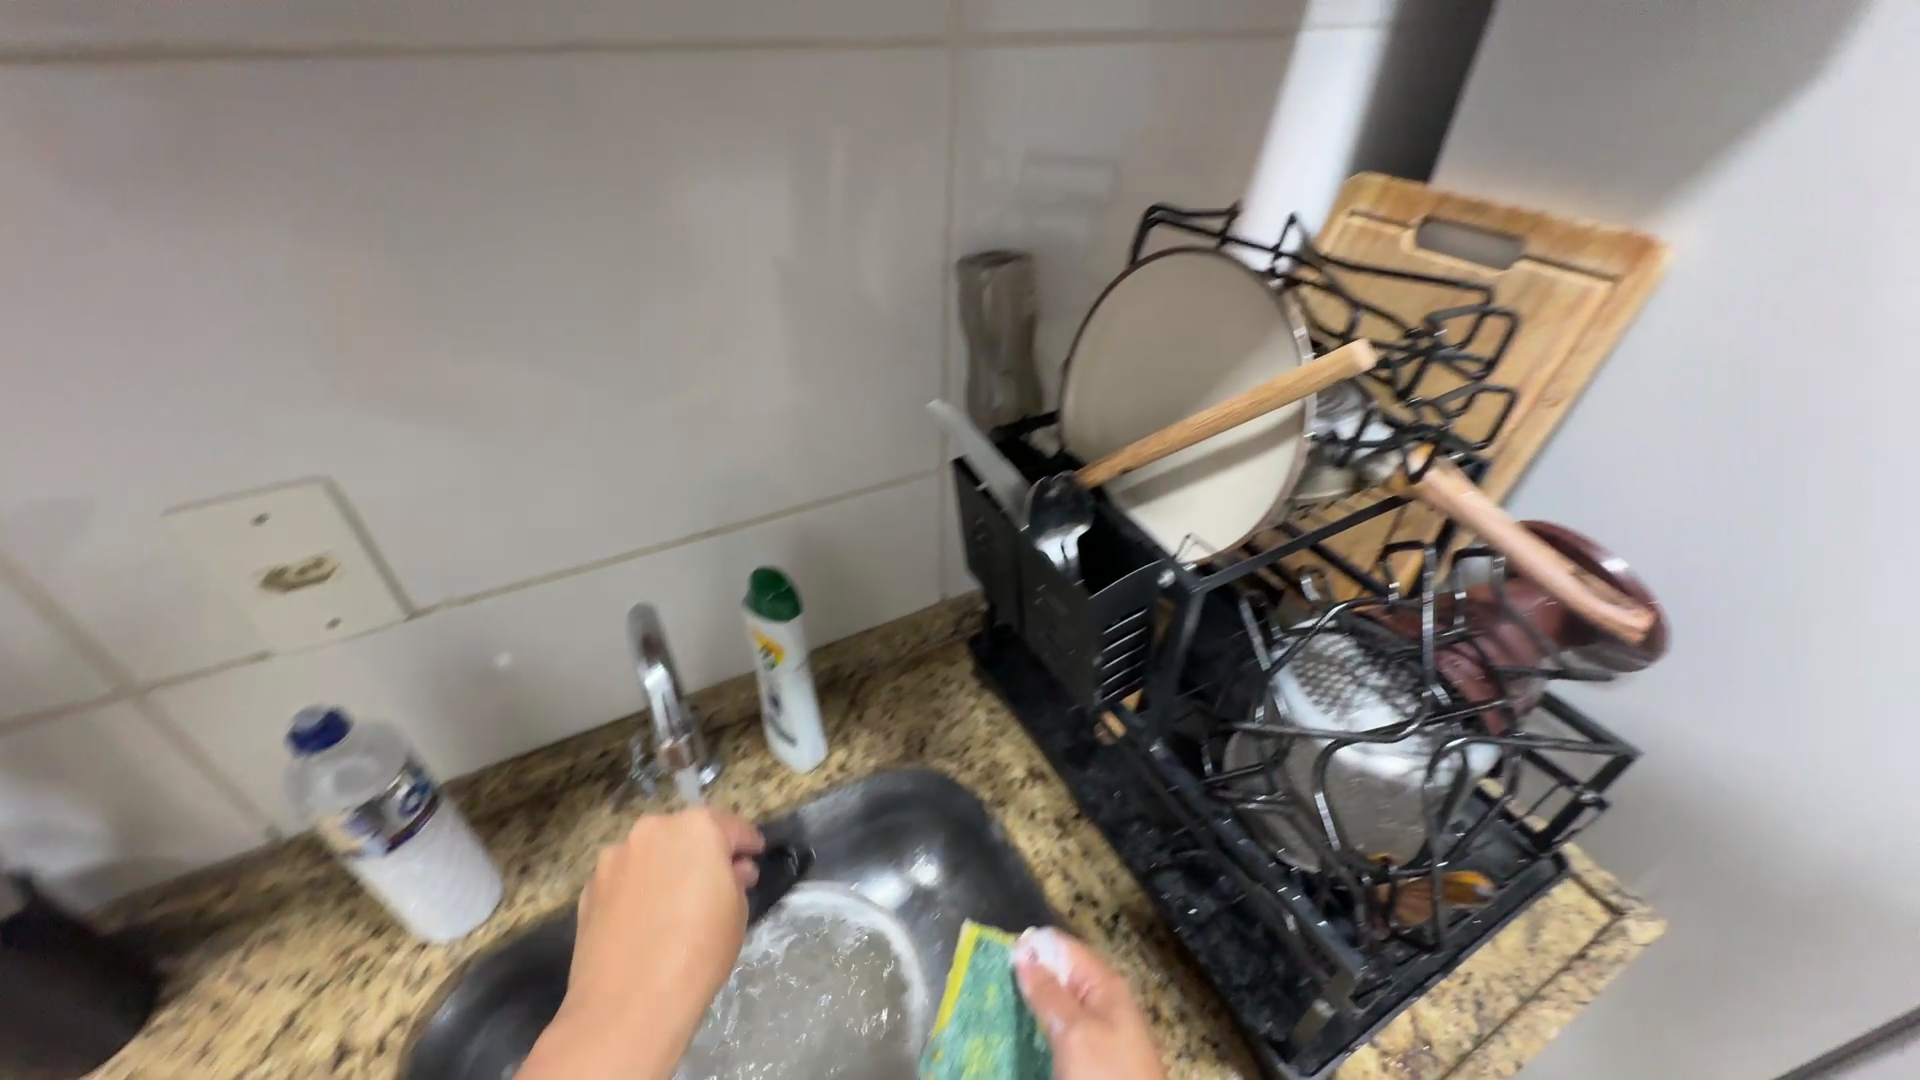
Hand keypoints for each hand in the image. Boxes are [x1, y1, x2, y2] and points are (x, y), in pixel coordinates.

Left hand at [519, 807, 764, 1079]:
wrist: (627, 1005)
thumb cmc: (699, 950)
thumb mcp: (737, 911)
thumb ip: (735, 879)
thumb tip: (731, 871)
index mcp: (697, 827)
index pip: (733, 827)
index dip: (748, 843)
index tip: (755, 855)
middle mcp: (653, 830)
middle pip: (687, 834)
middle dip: (704, 852)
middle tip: (719, 879)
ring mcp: (615, 858)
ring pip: (652, 854)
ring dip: (667, 868)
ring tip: (677, 901)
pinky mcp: (590, 888)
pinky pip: (625, 879)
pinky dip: (639, 889)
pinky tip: (646, 919)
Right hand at [1014, 928, 1166, 1079]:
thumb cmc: (1106, 1077)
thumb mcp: (1074, 1032)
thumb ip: (1049, 992)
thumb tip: (1023, 951)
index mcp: (1104, 983)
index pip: (1062, 946)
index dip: (1032, 947)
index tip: (1000, 959)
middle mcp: (1103, 1000)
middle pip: (1059, 974)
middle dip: (1030, 976)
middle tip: (997, 985)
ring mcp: (1100, 1030)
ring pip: (1059, 1004)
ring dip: (1034, 1005)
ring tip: (1004, 1007)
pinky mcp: (1093, 1057)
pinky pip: (1063, 1030)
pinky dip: (1043, 1029)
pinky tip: (1025, 1036)